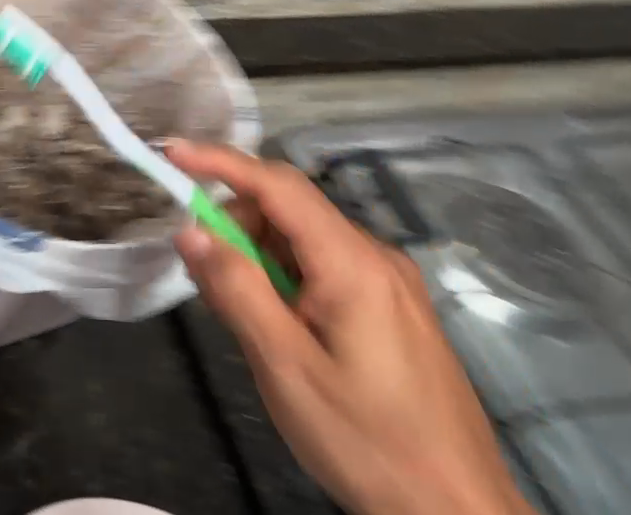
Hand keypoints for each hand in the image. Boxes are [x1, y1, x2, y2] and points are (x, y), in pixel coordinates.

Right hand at [166, 141, 533, 514]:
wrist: (459, 513)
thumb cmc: (366, 438)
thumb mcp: (284, 364)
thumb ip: (235, 289)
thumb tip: (190, 231)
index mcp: (353, 264)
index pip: (278, 186)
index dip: (220, 161)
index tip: (170, 152)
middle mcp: (376, 259)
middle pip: (289, 210)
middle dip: (234, 225)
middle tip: (202, 275)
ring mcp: (390, 285)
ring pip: (303, 242)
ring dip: (257, 256)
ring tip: (241, 315)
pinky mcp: (393, 311)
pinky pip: (323, 269)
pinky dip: (283, 278)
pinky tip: (276, 325)